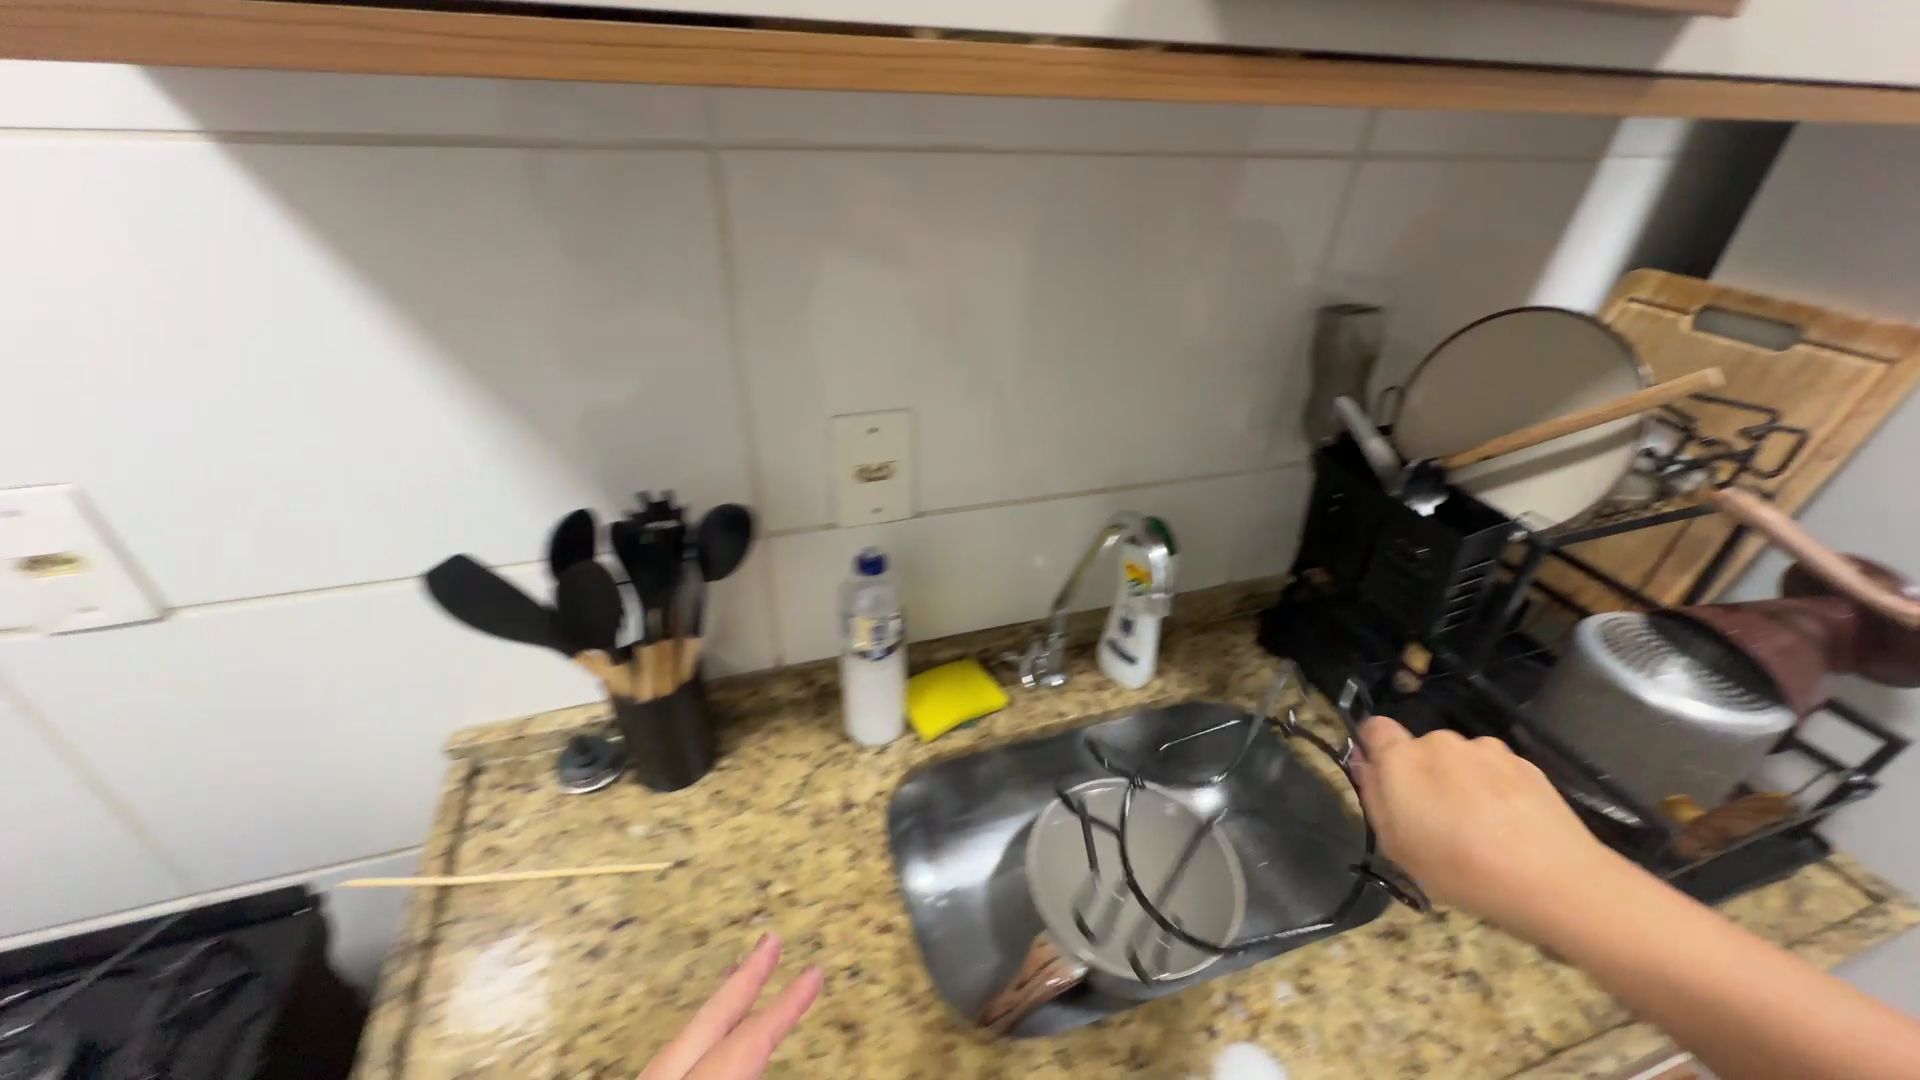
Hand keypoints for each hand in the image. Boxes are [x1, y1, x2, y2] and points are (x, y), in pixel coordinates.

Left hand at [638, 933, 822, 1079]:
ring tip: (740, 972)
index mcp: (695, 1079)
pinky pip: (673, 1058)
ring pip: (682, 1039)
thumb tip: (771, 1043)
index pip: (748, 1039)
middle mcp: (661, 1078)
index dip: (785, 1006)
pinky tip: (707, 1035)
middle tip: (772, 938)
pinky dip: (696, 1036)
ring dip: (717, 1005)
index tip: (815, 972)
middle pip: (706, 1022)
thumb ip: (750, 1064)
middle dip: (743, 980)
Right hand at [1352, 715, 1623, 940]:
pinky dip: (1496, 789)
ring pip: (1460, 759)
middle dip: (1423, 774)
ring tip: (1481, 826)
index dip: (1376, 750)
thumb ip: (1372, 796)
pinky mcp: (1526, 764)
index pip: (1375, 728)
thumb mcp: (1396, 845)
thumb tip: (1365, 764)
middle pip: (1420, 749)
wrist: (1557, 882)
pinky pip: (1496, 770)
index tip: (1387, 782)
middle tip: (1437, 818)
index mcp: (1402, 758)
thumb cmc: (1461, 869)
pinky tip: (1511, 825)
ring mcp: (1487, 750)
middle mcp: (1441, 742)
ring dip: (1461, 780)